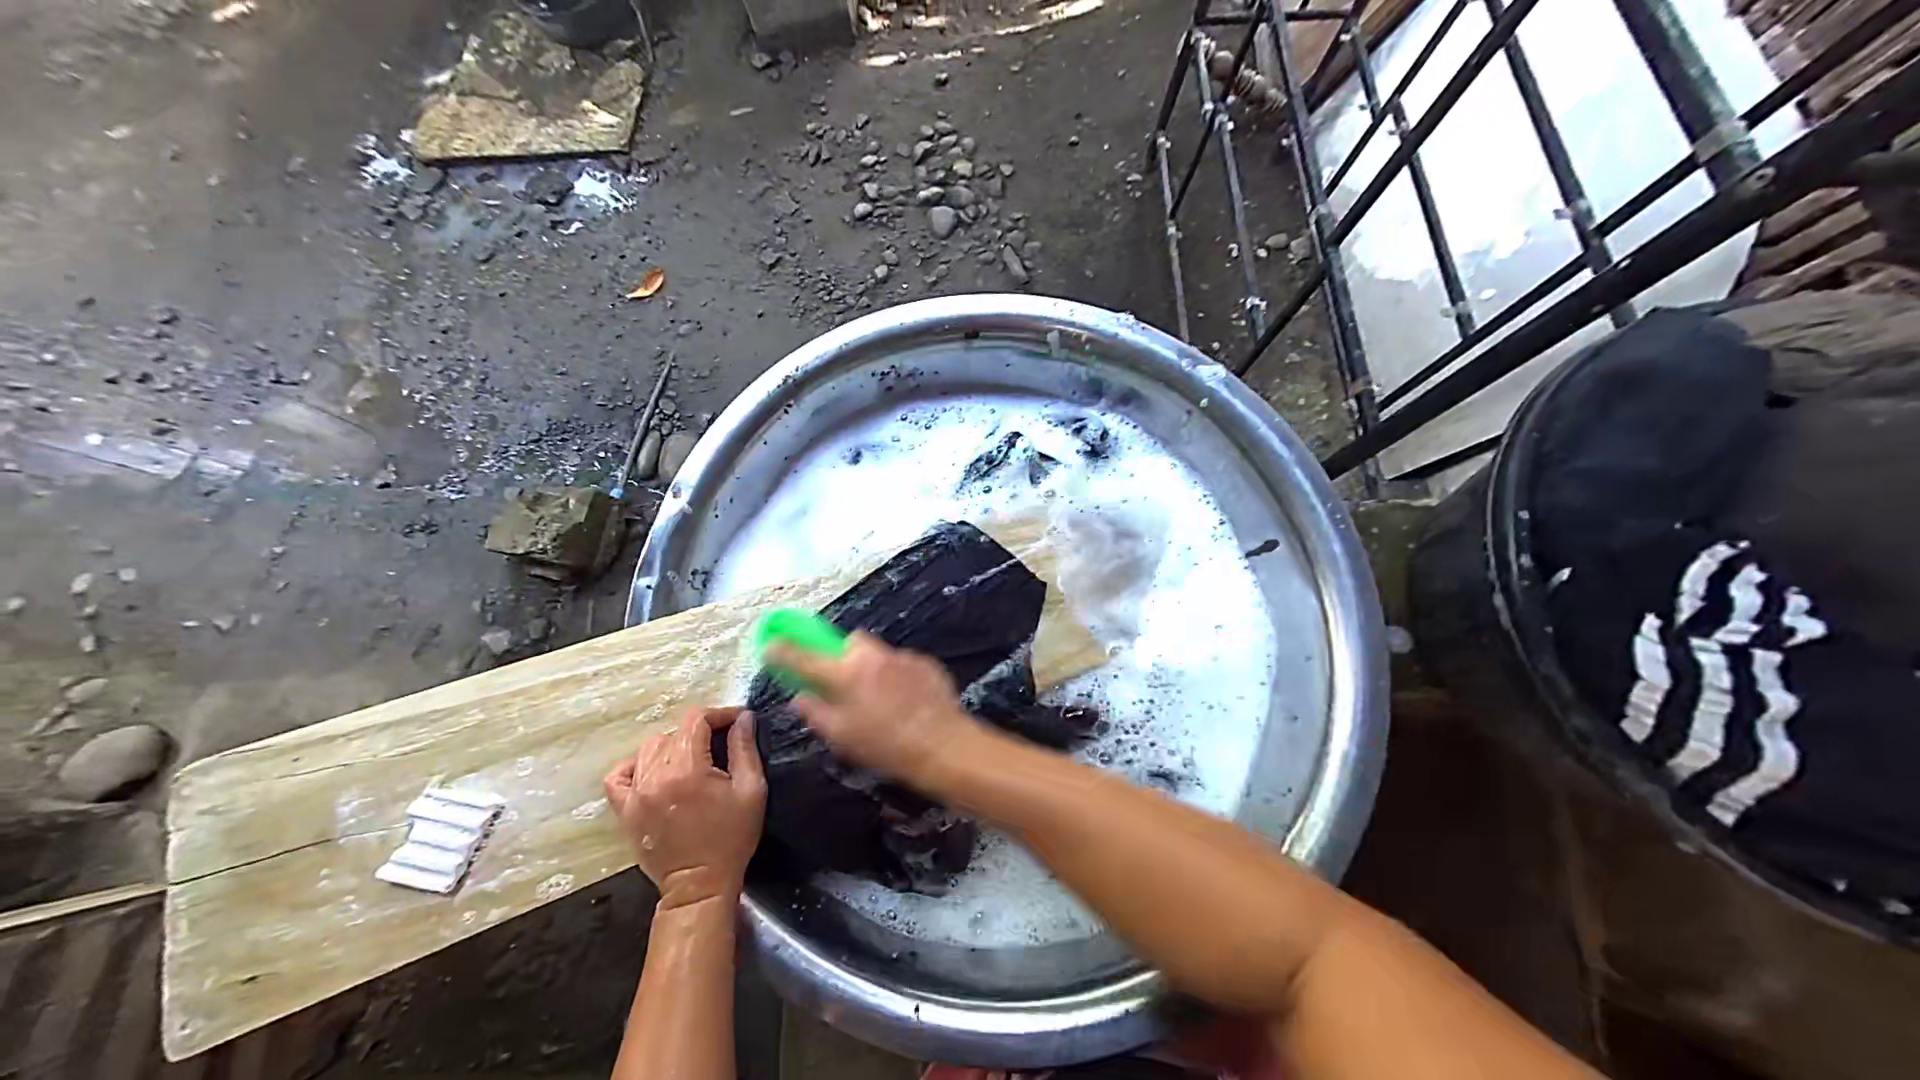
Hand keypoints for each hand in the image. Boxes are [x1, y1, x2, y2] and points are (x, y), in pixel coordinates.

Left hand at [603, 706, 765, 909]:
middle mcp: (655, 776)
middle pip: (674, 732)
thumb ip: (745, 749)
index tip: (737, 721)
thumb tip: (743, 718)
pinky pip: (619, 776)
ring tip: (691, 761)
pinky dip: (634, 767)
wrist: (700, 885)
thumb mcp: (751, 790)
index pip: (696, 720)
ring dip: (672, 747)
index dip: (719, 714)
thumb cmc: (732, 838)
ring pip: (649, 749)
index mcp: (687, 769)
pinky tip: (653, 771)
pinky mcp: (624, 810)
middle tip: (720, 745)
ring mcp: (635, 793)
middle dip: (700, 732)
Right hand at [769, 632, 982, 780]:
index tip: (771, 643)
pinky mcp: (926, 663)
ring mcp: (902, 657)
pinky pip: (903, 664)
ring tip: (882, 699)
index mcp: (846, 674)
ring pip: (879, 653)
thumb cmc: (886, 746)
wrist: (943, 746)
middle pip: (851, 642)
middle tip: (845, 683)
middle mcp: (873, 657)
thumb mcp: (842, 737)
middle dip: (844, 657)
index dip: (784, 649)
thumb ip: (816, 713)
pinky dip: (898, 677)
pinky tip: (906, 702)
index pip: (805, 656)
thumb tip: (800, 697)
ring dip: (873, 668)